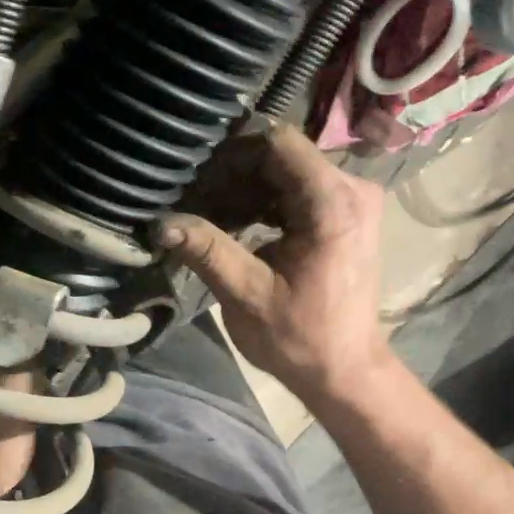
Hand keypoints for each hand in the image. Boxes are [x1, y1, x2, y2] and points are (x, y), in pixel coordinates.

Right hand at [152, 124, 390, 403]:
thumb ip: (207, 251)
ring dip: (243, 190)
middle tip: (191, 204)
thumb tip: (161, 224)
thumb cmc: (298, 338)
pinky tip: (232, 226)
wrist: (343, 369)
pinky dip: (261, 202)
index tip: (194, 181)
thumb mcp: (246, 295)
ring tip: (205, 217)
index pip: (278, 144)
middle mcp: (352, 189)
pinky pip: (296, 190)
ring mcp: (352, 201)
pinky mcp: (345, 215)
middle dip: (232, 175)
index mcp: (333, 204)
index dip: (231, 156)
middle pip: (282, 156)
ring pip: (286, 172)